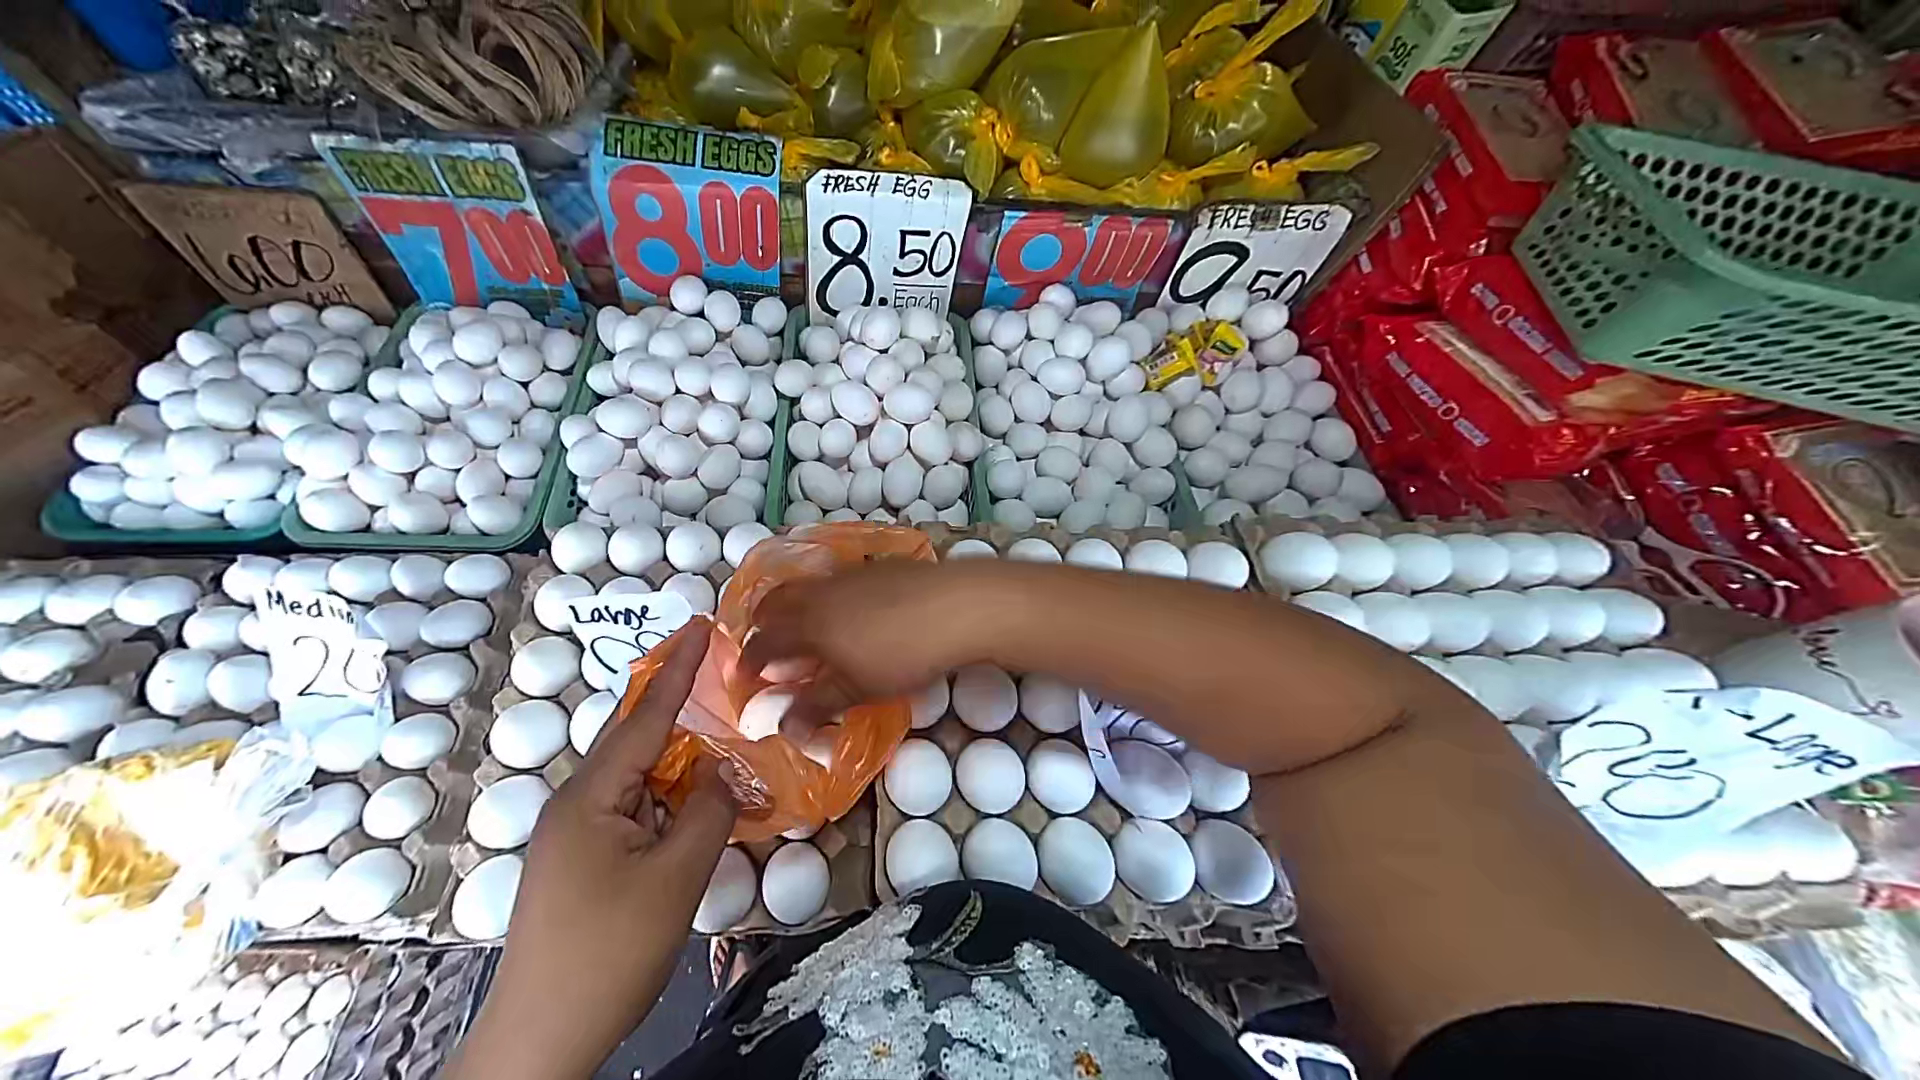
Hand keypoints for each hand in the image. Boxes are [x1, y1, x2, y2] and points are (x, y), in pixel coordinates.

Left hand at [446, 621, 737, 1079]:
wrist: (541, 1040)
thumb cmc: (608, 953)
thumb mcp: (676, 877)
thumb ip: (710, 811)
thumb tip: (728, 770)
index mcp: (590, 798)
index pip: (644, 718)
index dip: (676, 669)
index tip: (696, 626)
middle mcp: (576, 805)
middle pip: (638, 744)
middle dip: (680, 714)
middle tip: (722, 685)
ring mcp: (575, 834)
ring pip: (640, 782)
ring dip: (680, 769)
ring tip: (723, 758)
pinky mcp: (582, 860)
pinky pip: (635, 812)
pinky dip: (669, 803)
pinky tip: (696, 811)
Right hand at [740, 560, 1003, 736]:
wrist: (956, 606)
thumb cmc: (903, 654)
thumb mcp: (858, 688)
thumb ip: (818, 705)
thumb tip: (785, 729)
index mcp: (807, 624)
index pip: (763, 642)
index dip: (749, 661)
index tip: (745, 678)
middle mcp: (820, 592)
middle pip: (775, 602)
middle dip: (762, 624)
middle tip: (766, 645)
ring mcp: (848, 574)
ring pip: (805, 586)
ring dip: (793, 607)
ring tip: (805, 628)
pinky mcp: (876, 566)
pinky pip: (835, 579)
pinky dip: (825, 596)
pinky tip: (849, 611)